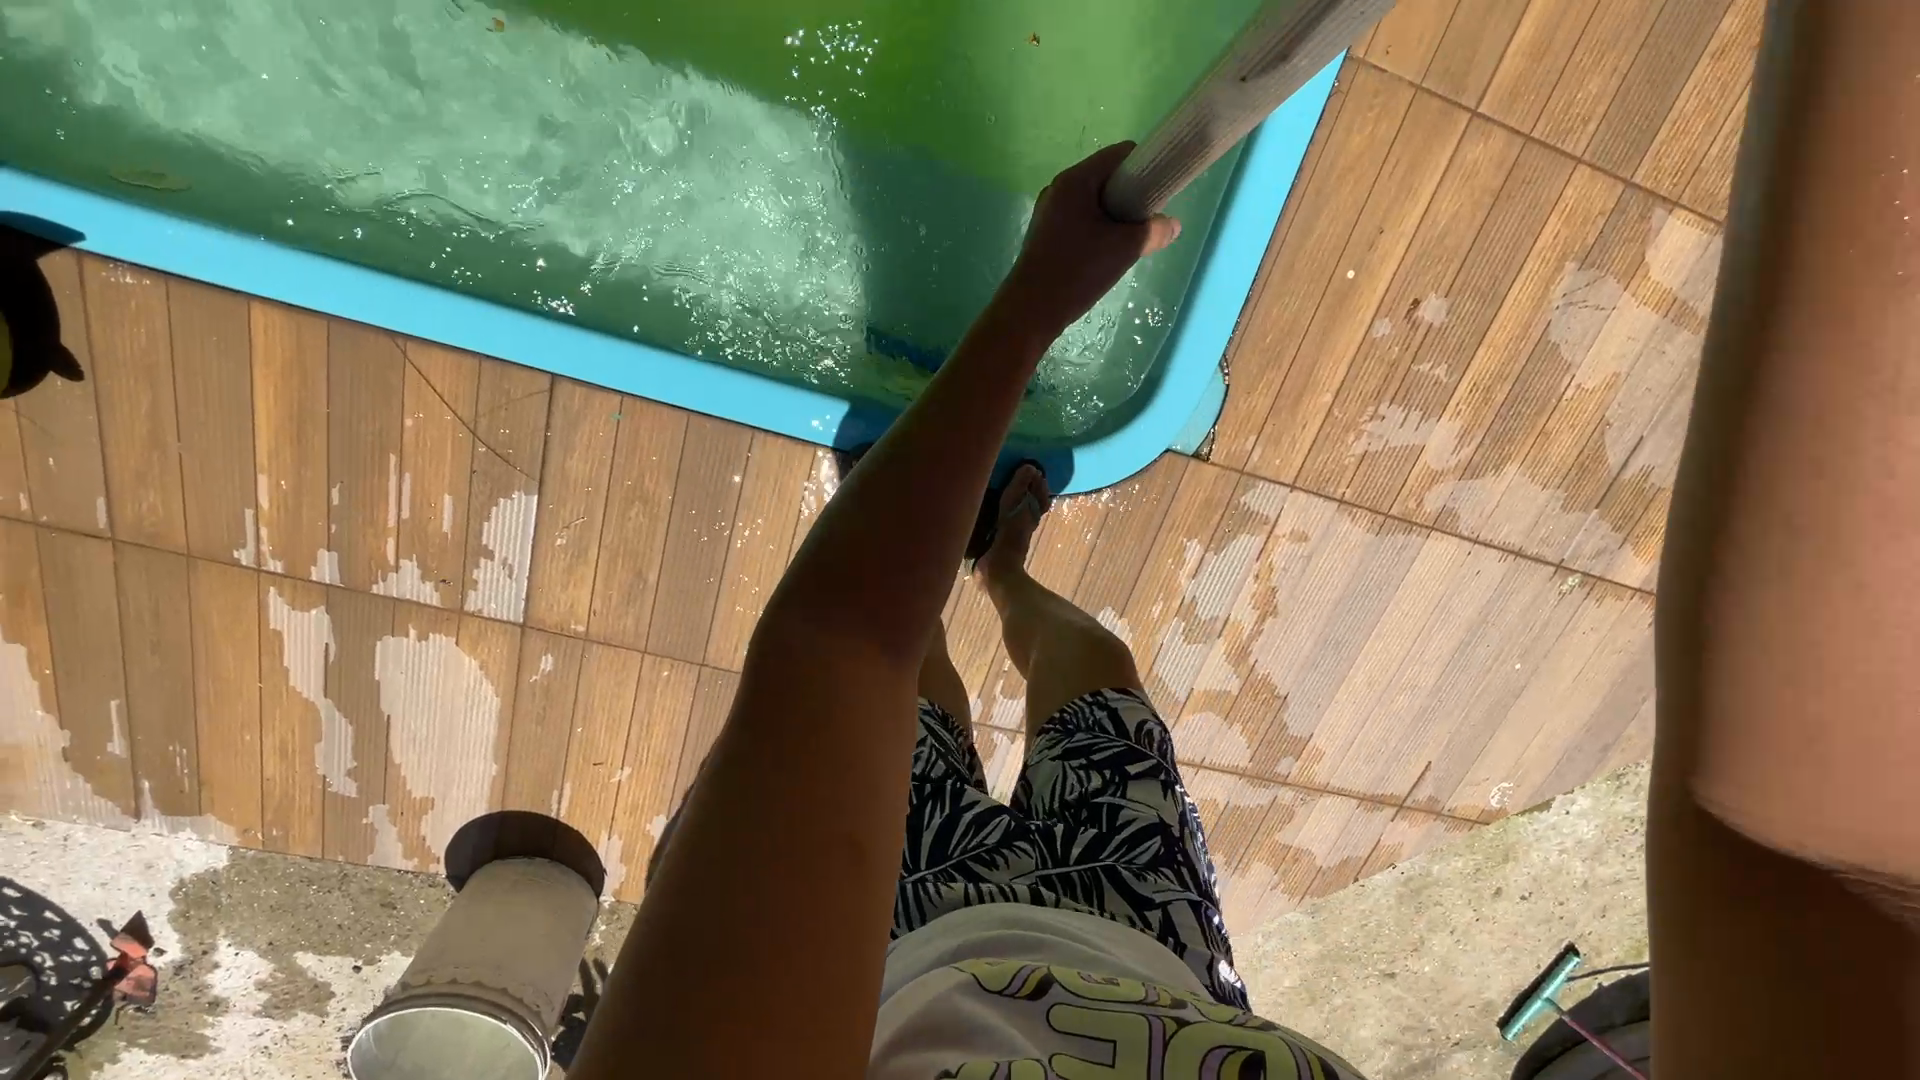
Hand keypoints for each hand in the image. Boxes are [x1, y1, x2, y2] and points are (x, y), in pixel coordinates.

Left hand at [1001, 143, 1181, 333]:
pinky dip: (1096, 231)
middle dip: (1129, 198)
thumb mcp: (1124, 250)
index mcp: (1075, 180)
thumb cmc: (1077, 272)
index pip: (1120, 155)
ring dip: (1114, 219)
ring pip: (1093, 203)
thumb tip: (1172, 226)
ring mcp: (1048, 212)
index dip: (1145, 169)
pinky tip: (1103, 257)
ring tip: (1123, 246)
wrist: (1030, 311)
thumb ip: (1153, 231)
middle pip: (1106, 179)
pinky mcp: (1044, 234)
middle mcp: (1058, 189)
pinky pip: (1079, 221)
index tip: (1158, 195)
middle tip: (1143, 225)